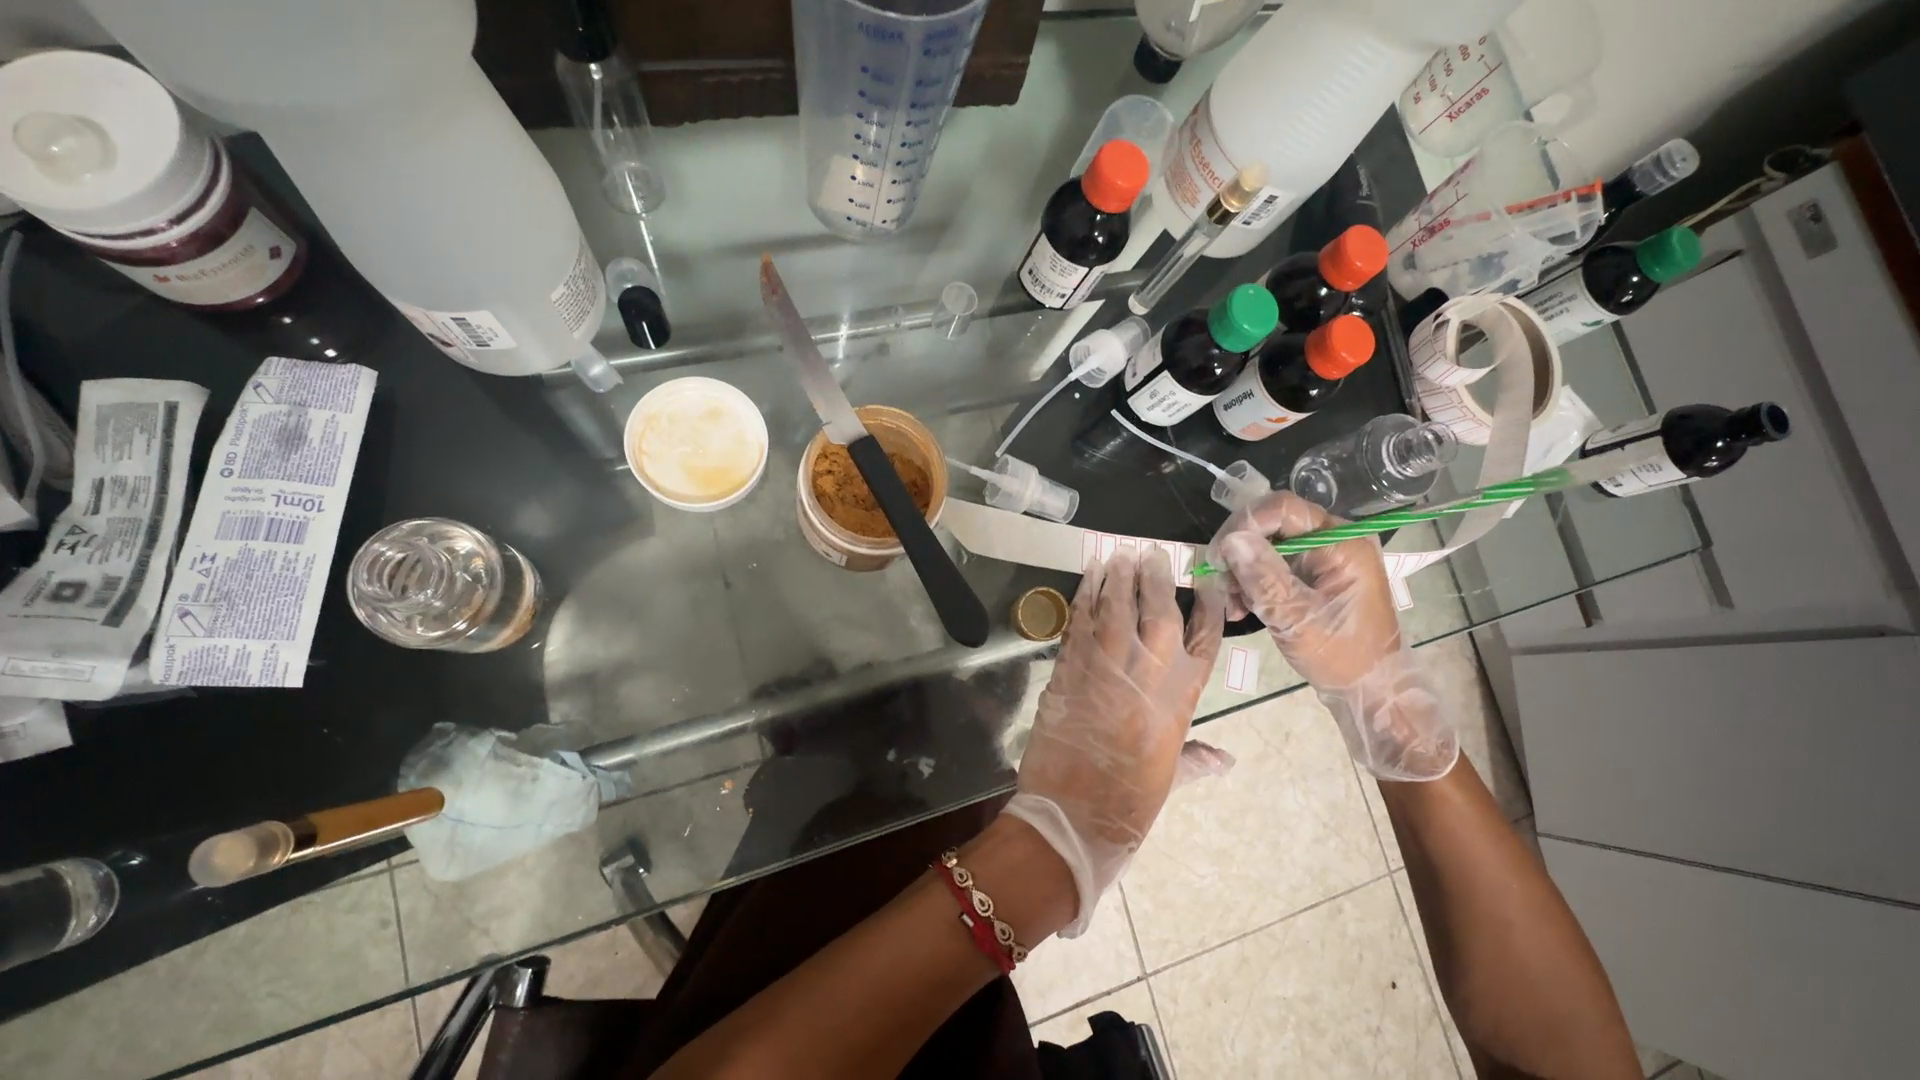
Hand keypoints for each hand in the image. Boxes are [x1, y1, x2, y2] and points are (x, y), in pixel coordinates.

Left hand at [1004, 546, 1226, 936]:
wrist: (1071, 817)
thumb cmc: (1127, 805)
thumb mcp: (1168, 780)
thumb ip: (1196, 759)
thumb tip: (1226, 759)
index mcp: (1180, 702)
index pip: (1204, 640)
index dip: (1208, 606)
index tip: (1208, 581)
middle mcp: (1148, 676)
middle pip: (1159, 613)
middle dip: (1156, 580)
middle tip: (1150, 554)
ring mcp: (1106, 669)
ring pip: (1116, 610)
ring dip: (1117, 580)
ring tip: (1117, 555)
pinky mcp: (1068, 670)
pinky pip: (1079, 624)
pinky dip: (1083, 599)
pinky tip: (1087, 580)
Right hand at [1211, 492, 1457, 781]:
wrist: (1371, 690)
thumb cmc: (1341, 656)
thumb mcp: (1296, 618)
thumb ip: (1263, 576)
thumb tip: (1231, 540)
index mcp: (1342, 541)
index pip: (1282, 508)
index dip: (1244, 525)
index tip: (1218, 558)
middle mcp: (1336, 539)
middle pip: (1273, 524)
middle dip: (1240, 552)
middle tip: (1220, 583)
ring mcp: (1326, 557)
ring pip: (1269, 545)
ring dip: (1243, 571)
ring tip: (1233, 605)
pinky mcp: (1317, 574)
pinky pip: (1276, 564)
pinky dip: (1255, 582)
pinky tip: (1242, 608)